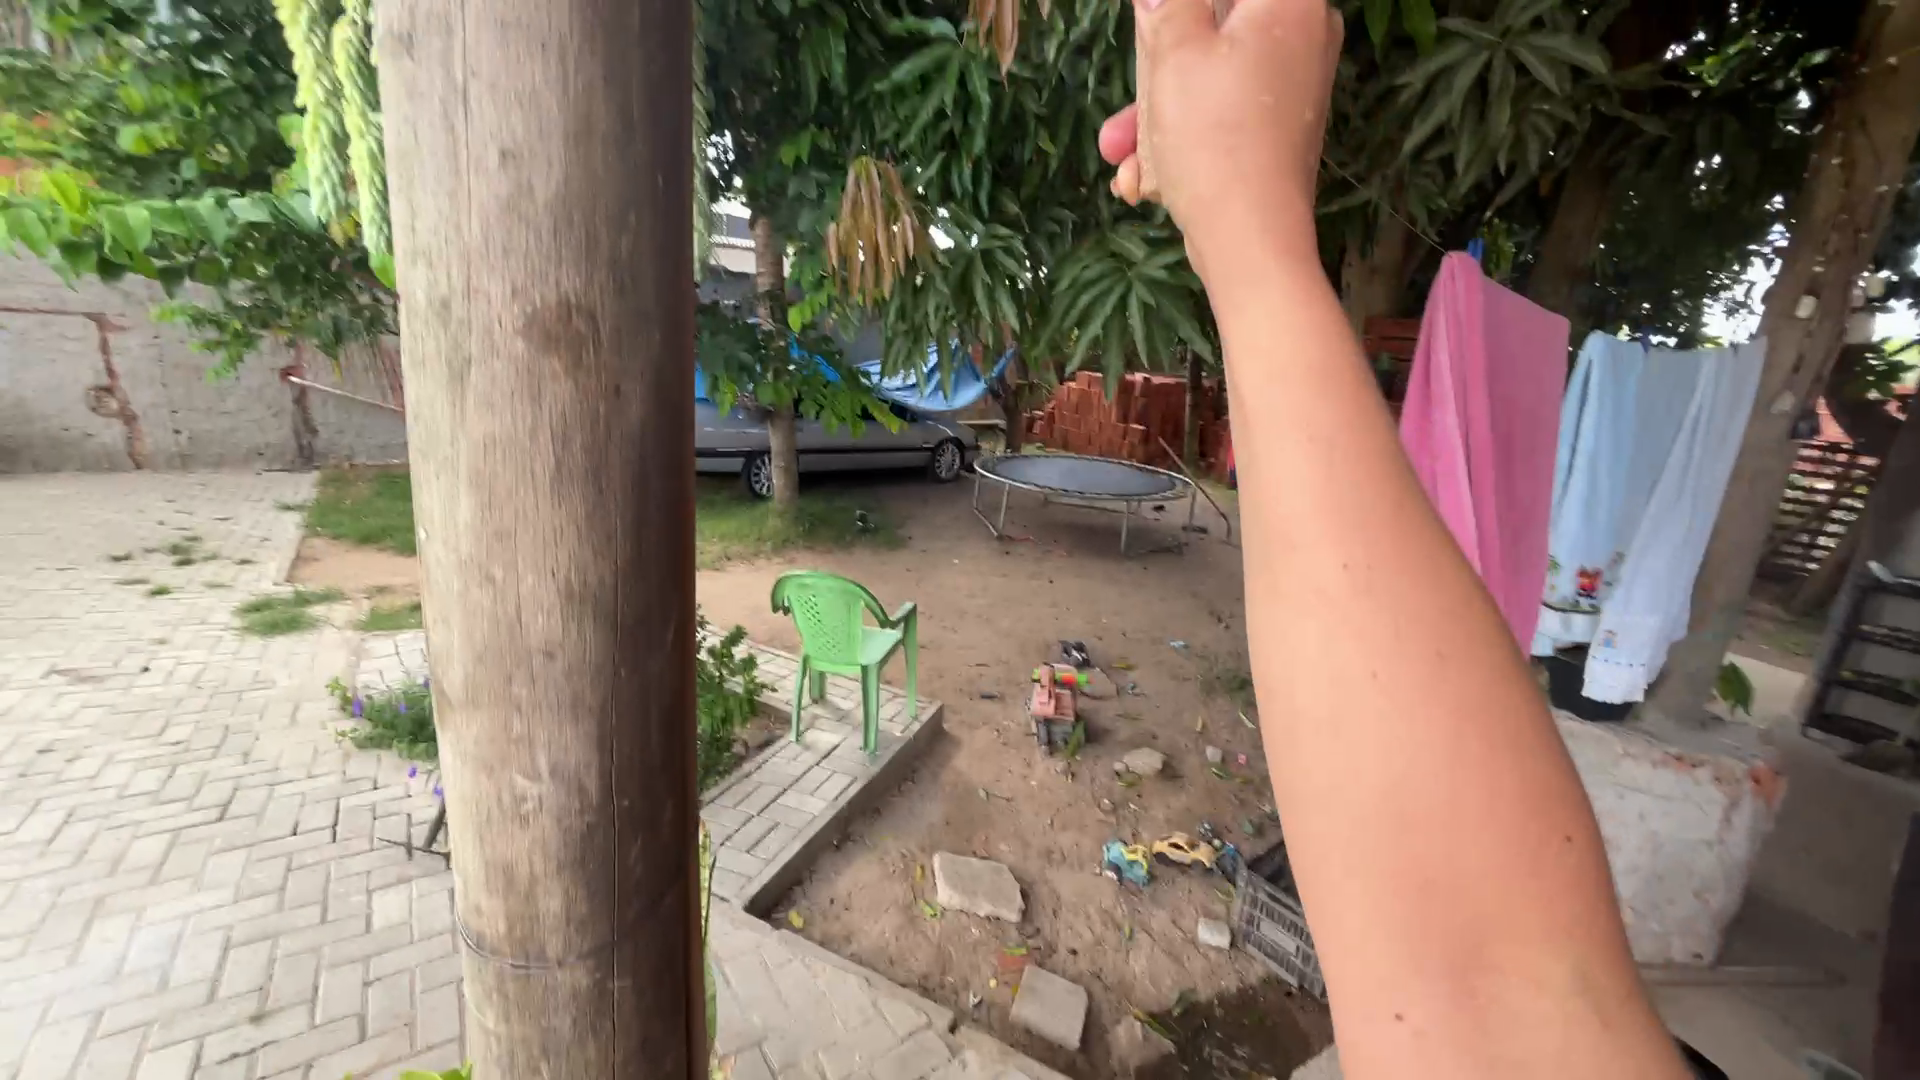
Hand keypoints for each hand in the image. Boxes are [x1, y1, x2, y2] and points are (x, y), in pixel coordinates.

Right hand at [1100, 0, 1341, 277]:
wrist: (1250, 239)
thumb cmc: (1213, 138)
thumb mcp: (1175, 56)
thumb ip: (1168, 5)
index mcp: (1287, 0)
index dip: (1177, 13)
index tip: (1150, 36)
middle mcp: (1302, 37)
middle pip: (1213, 34)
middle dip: (1151, 78)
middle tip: (1116, 122)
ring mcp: (1293, 93)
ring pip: (1209, 87)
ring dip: (1155, 124)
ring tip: (1120, 164)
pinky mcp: (1278, 139)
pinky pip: (1223, 123)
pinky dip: (1183, 145)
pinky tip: (1144, 183)